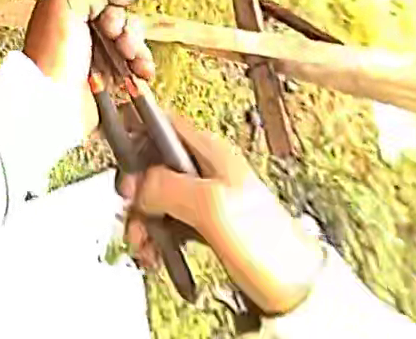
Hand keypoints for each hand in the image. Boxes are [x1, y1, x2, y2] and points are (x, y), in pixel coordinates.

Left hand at [23, 0, 153, 103]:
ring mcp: (98, 54)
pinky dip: (143, 65)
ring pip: (132, 40)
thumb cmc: (53, 53)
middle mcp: (84, 28)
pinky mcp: (111, 78)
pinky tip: (142, 70)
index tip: (107, 16)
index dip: (113, 3)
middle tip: (116, 38)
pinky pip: (137, 65)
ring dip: (137, 46)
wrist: (53, 102)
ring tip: (130, 57)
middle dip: (126, 27)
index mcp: (70, 8)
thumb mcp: (67, 4)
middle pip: (122, 17)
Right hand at [120, 113, 325, 316]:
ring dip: (142, 218)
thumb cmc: (266, 244)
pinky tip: (155, 254)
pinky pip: (167, 220)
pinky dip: (155, 235)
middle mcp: (204, 167)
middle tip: (131, 211)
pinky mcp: (204, 224)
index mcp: (207, 149)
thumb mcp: (210, 205)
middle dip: (135, 187)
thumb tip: (137, 183)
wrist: (297, 293)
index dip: (134, 132)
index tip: (118, 154)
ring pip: (156, 194)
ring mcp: (204, 195)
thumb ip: (167, 185)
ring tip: (142, 242)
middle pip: (151, 161)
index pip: (160, 122)